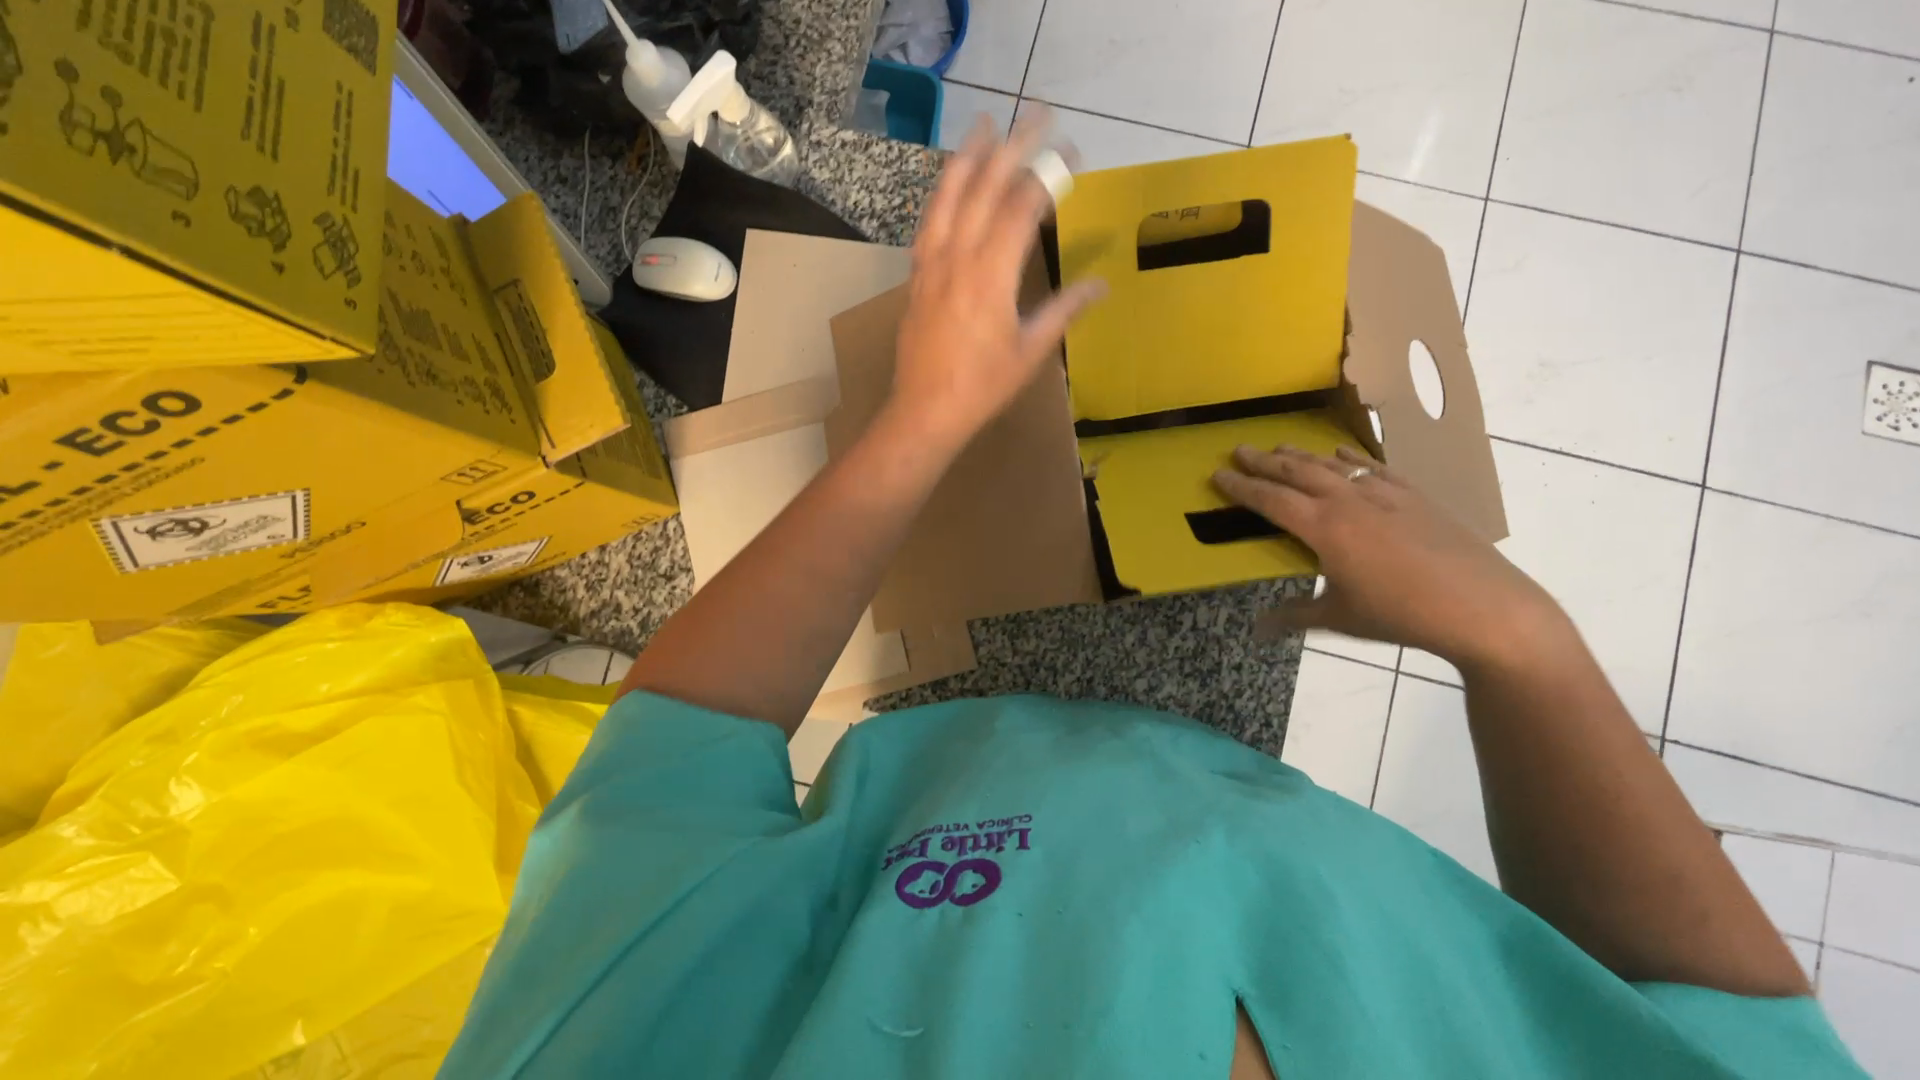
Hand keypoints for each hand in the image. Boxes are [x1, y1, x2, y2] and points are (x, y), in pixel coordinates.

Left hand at [887, 107, 1105, 447]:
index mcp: (992, 274)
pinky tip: (949, 183)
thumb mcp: (1031, 350)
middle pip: (987, 188)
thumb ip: (1064, 311)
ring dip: (969, 157)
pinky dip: (941, 194)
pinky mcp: (916, 276)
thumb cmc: (983, 387)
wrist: (925, 411)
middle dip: (1015, 146)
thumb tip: (1100, 285)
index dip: (1049, 174)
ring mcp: (932, 264)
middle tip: (1037, 113)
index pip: (1023, 206)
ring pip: (949, 197)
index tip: (1072, 154)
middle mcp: (959, 257)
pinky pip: (928, 223)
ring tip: (984, 123)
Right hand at [1212, 445, 1574, 672]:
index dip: (1241, 488)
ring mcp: (1384, 494)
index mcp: (1324, 529)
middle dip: (1264, 461)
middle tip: (1239, 450)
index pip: (1271, 501)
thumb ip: (1295, 616)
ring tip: (1279, 447)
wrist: (1483, 606)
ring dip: (1302, 455)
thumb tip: (1258, 629)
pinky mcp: (1414, 496)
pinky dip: (1351, 459)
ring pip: (1333, 466)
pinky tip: (1341, 453)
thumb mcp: (1341, 618)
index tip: (1217, 475)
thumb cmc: (1401, 615)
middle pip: (1297, 472)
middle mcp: (1349, 502)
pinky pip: (1374, 468)